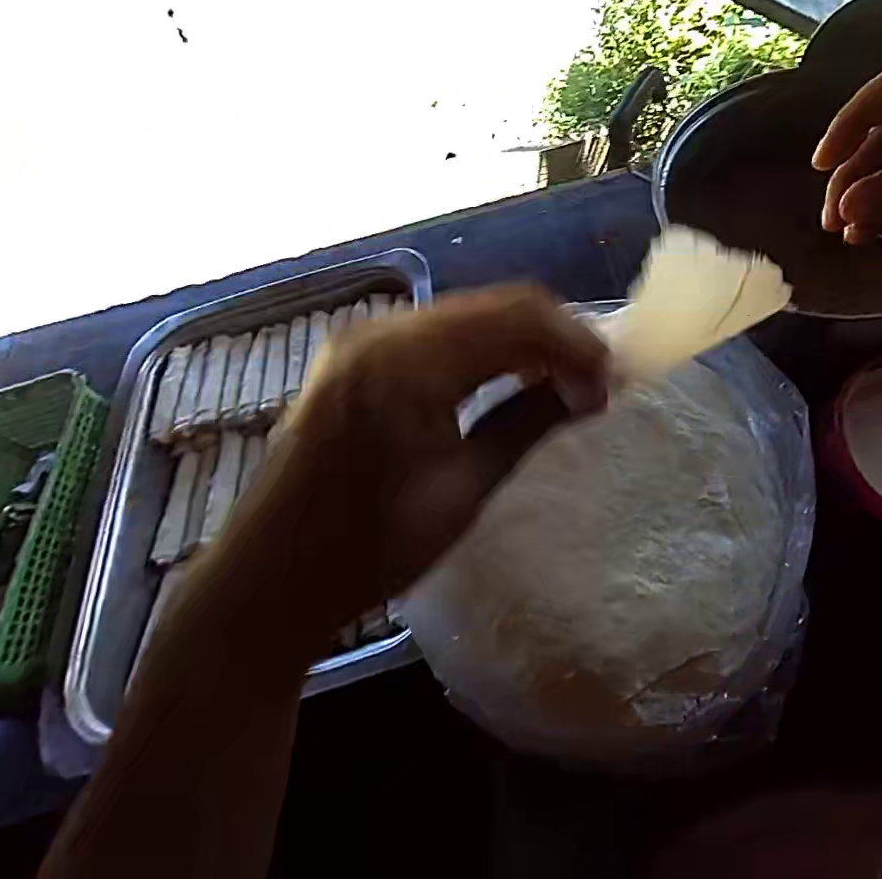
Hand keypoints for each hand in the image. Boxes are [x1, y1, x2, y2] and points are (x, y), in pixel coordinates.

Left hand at [189, 284, 609, 665]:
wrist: (268, 577)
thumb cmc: (366, 551)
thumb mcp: (463, 494)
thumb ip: (528, 426)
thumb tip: (588, 392)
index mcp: (406, 363)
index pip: (516, 318)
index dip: (576, 343)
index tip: (613, 384)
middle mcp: (380, 331)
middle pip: (493, 305)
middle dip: (553, 338)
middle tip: (593, 387)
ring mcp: (361, 338)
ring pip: (467, 314)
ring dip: (519, 341)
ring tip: (560, 385)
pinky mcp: (353, 355)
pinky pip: (436, 333)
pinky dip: (481, 349)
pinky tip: (506, 380)